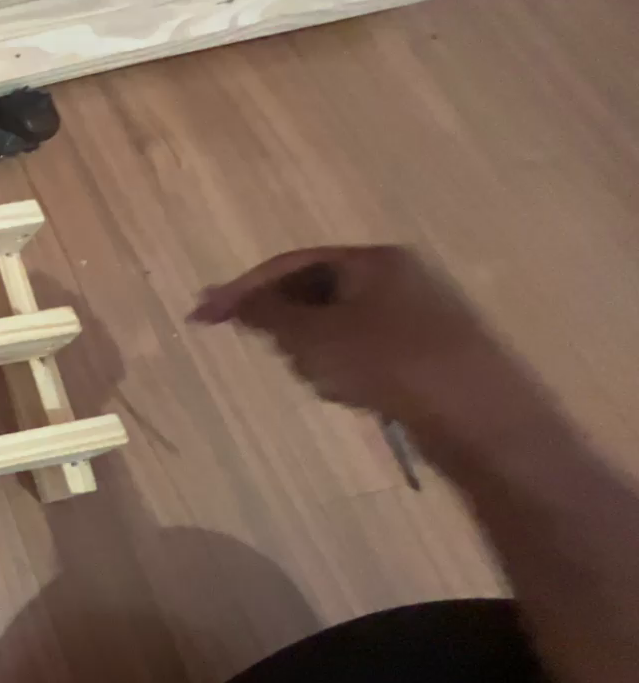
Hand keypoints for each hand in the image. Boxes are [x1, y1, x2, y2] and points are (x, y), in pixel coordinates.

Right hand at [188, 246, 517, 421]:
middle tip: (276, 351)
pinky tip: (349, 391)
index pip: (286, 266)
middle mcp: (397, 276)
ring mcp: (416, 312)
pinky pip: (359, 346)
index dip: (239, 291)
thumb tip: (229, 298)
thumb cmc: (387, 365)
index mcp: (372, 260)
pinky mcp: (426, 347)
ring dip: (311, 350)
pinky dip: (340, 364)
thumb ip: (263, 312)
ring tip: (322, 379)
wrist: (482, 421)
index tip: (200, 317)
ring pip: (331, 324)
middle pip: (309, 293)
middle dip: (284, 325)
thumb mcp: (310, 336)